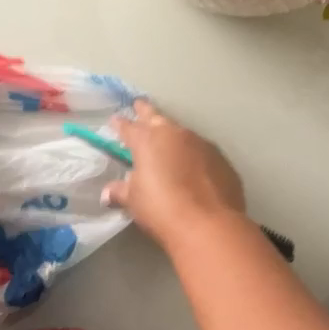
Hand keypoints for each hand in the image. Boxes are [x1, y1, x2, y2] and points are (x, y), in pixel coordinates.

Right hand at [102, 100, 245, 250]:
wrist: (208, 224)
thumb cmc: (162, 209)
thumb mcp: (135, 201)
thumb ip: (121, 191)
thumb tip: (108, 192)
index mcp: (147, 140)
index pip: (129, 127)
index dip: (120, 124)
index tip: (115, 120)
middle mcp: (173, 134)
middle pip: (156, 117)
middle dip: (145, 111)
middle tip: (139, 105)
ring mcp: (200, 144)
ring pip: (182, 132)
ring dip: (173, 135)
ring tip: (168, 140)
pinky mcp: (221, 159)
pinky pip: (202, 151)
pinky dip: (194, 155)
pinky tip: (194, 166)